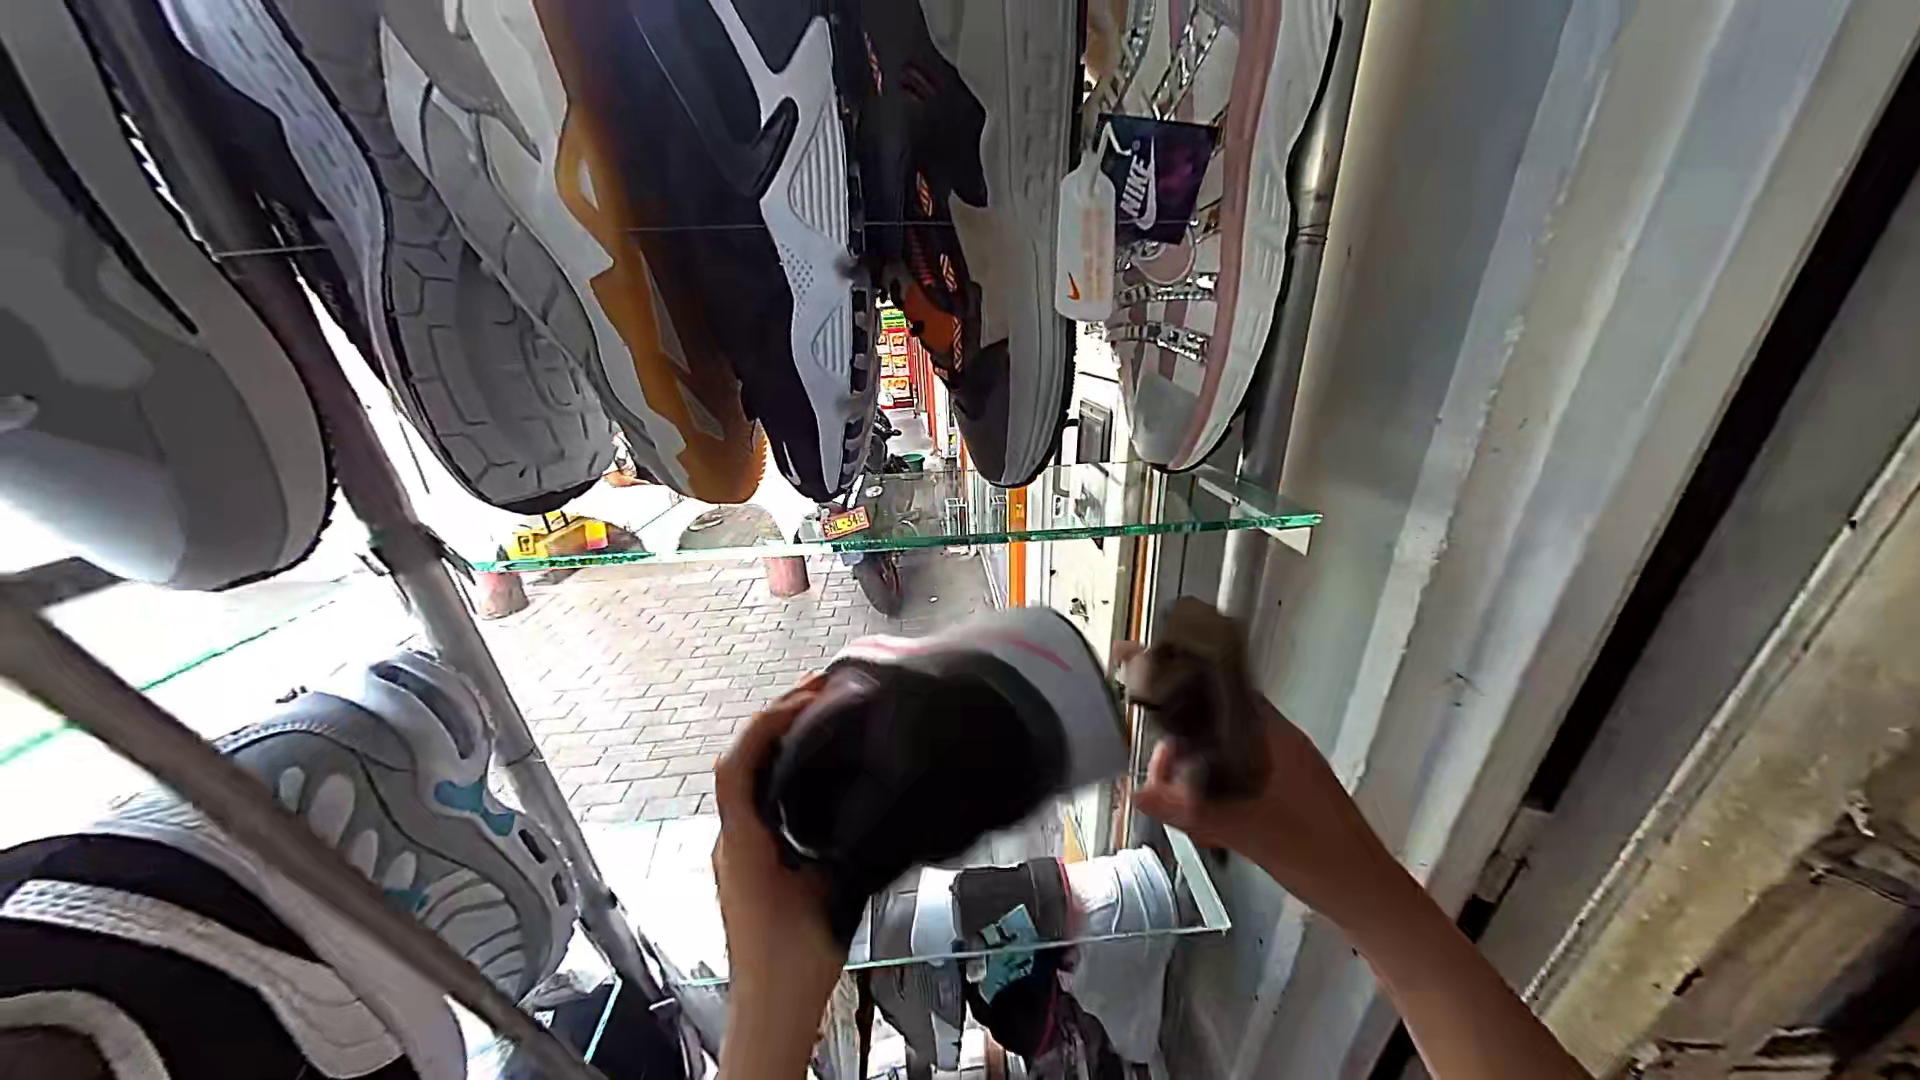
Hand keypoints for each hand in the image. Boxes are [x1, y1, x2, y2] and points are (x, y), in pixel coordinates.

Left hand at [713, 678, 845, 1077]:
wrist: (769, 1011)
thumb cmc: (792, 965)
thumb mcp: (830, 896)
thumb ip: (844, 847)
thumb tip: (866, 805)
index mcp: (744, 846)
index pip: (736, 767)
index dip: (766, 724)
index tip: (805, 701)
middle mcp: (732, 841)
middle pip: (741, 760)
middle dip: (776, 718)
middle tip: (816, 691)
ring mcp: (736, 849)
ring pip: (747, 775)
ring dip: (777, 739)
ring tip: (815, 713)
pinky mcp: (747, 858)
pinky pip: (756, 794)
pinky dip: (780, 765)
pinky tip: (809, 762)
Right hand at [1120, 643, 1405, 932]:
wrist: (1367, 897)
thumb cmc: (1317, 854)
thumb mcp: (1245, 830)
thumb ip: (1188, 811)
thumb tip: (1138, 792)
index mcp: (1274, 737)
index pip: (1224, 690)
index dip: (1186, 684)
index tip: (1153, 685)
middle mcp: (1276, 744)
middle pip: (1215, 723)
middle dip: (1181, 744)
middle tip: (1159, 768)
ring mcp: (1280, 768)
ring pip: (1222, 753)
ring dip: (1194, 773)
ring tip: (1175, 799)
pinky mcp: (1280, 793)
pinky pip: (1233, 777)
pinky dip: (1211, 791)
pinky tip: (1201, 819)